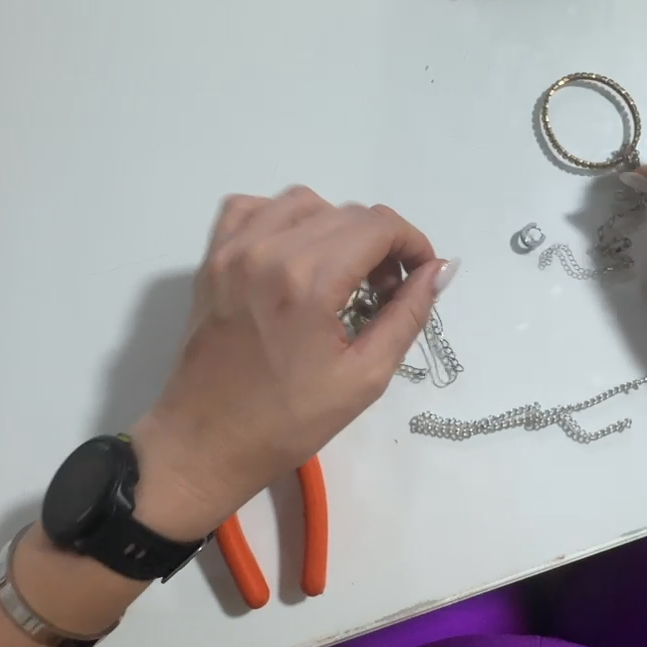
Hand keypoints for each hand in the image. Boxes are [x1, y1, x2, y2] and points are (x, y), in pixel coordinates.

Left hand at [127, 187, 455, 539]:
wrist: (206, 443)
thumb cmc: (289, 421)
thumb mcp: (365, 377)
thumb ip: (407, 314)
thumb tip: (440, 270)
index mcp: (308, 282)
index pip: (378, 227)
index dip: (412, 244)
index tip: (419, 276)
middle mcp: (268, 251)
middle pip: (346, 214)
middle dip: (380, 244)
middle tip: (384, 292)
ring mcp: (233, 251)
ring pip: (303, 202)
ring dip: (336, 227)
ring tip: (342, 273)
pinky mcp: (211, 260)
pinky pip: (252, 208)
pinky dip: (283, 220)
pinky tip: (295, 255)